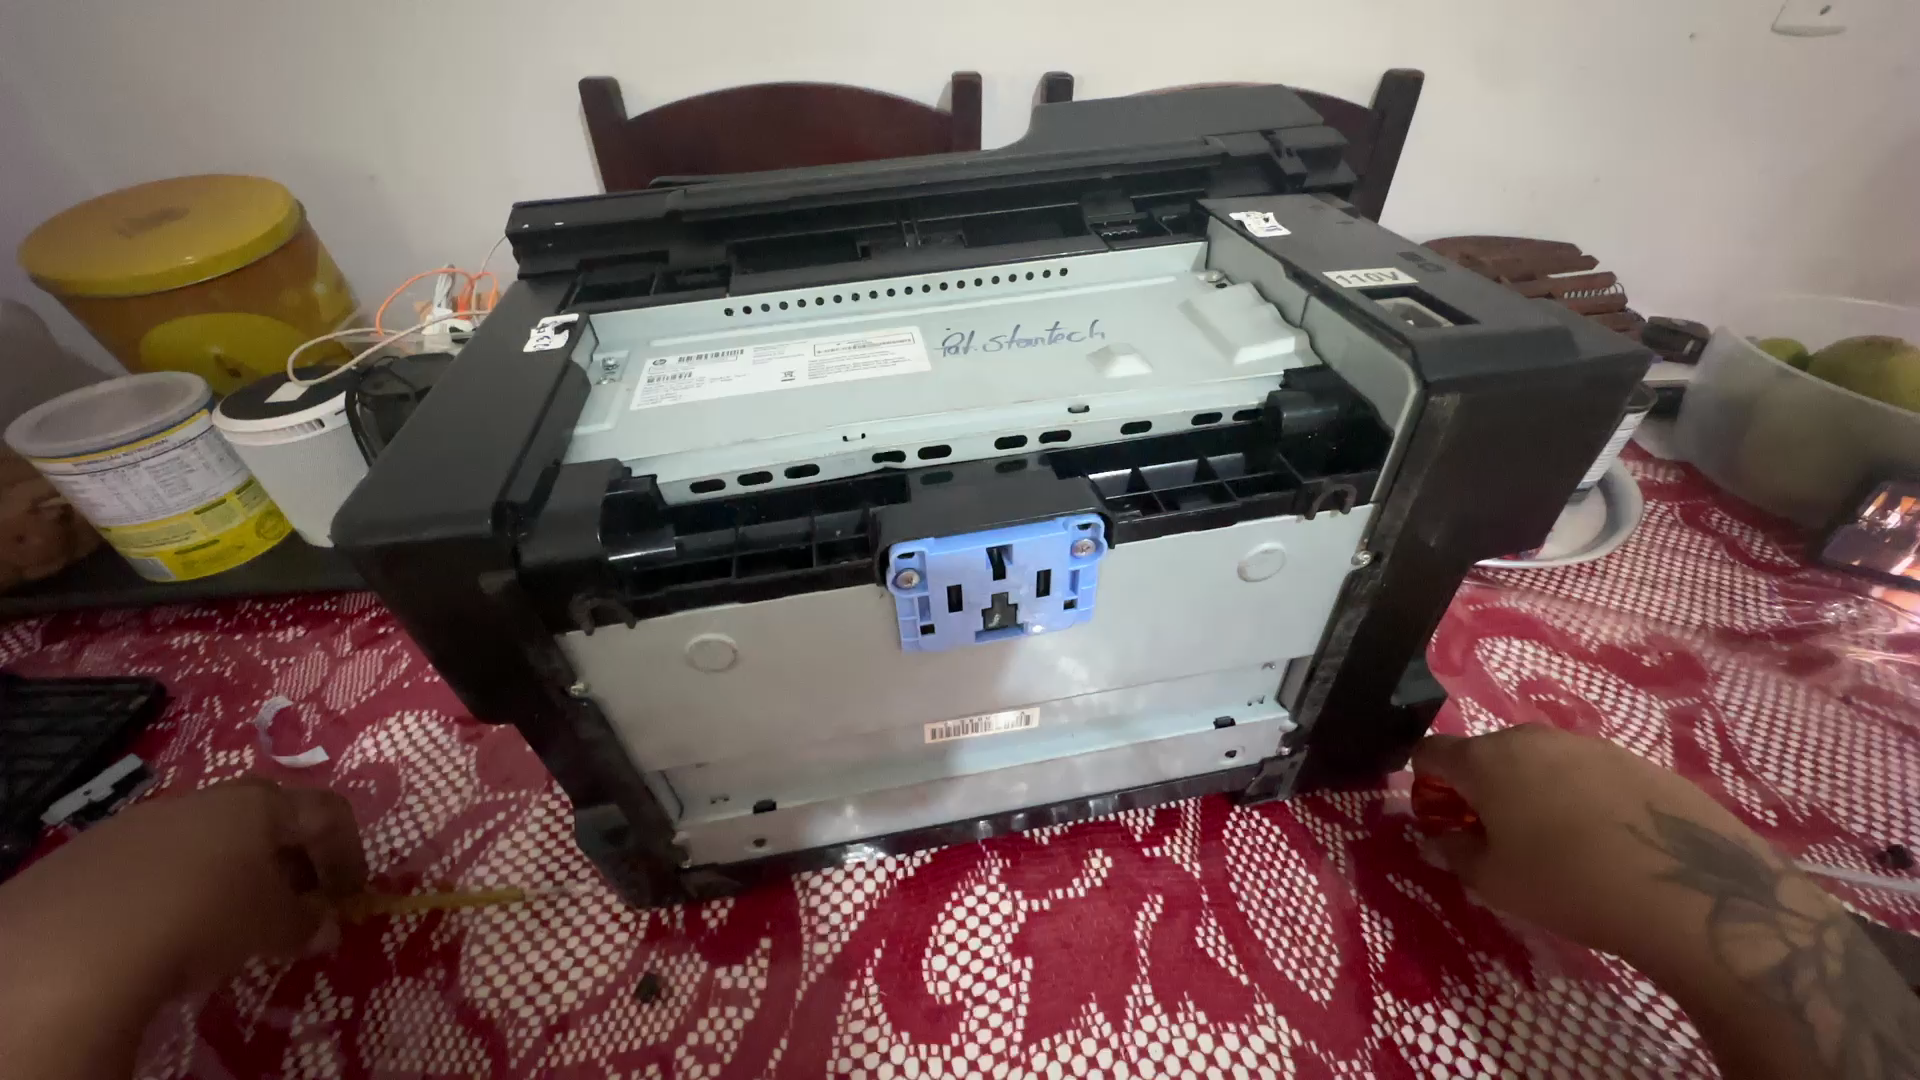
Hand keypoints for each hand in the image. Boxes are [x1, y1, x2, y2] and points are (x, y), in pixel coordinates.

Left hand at [0, 777, 365, 994]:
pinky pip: (151, 862)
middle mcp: (207, 799)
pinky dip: (172, 886)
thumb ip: (306, 923)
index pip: (328, 812)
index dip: (348, 852)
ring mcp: (142, 822)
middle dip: (288, 853)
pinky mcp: (85, 855)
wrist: (66, 951)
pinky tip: (164, 926)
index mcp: (262, 804)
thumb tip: (323, 930)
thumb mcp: (271, 928)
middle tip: (293, 894)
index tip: (348, 893)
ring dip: (228, 869)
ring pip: (205, 836)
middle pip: (266, 814)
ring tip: (226, 915)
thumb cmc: (204, 918)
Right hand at [1411, 724, 1780, 971]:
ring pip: (1542, 761)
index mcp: (1483, 759)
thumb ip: (1454, 852)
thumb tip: (1442, 838)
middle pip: (1487, 753)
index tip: (1445, 817)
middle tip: (1504, 834)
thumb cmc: (1569, 884)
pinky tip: (1614, 843)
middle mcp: (1531, 738)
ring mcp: (1591, 745)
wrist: (1699, 897)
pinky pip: (1592, 774)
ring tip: (1565, 842)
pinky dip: (1587, 798)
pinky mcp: (1643, 762)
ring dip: (1536, 790)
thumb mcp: (1492, 882)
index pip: (1429, 751)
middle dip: (1484, 786)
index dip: (1427, 782)